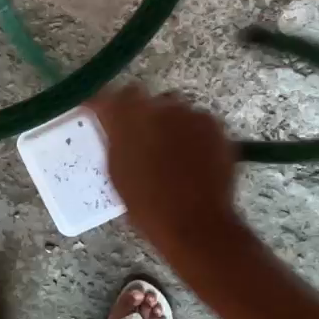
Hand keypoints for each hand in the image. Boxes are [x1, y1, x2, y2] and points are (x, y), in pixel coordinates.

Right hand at [94, 84, 241, 255]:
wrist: (194, 222)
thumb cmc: (146, 203)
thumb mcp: (117, 171)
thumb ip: (114, 139)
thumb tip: (112, 124)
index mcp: (126, 118)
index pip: (111, 96)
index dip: (108, 106)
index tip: (104, 117)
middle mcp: (158, 106)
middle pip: (145, 100)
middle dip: (141, 115)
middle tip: (140, 140)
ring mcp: (189, 113)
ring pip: (173, 109)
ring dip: (168, 123)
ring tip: (169, 152)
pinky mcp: (214, 125)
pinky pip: (197, 121)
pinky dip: (192, 133)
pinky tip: (191, 156)